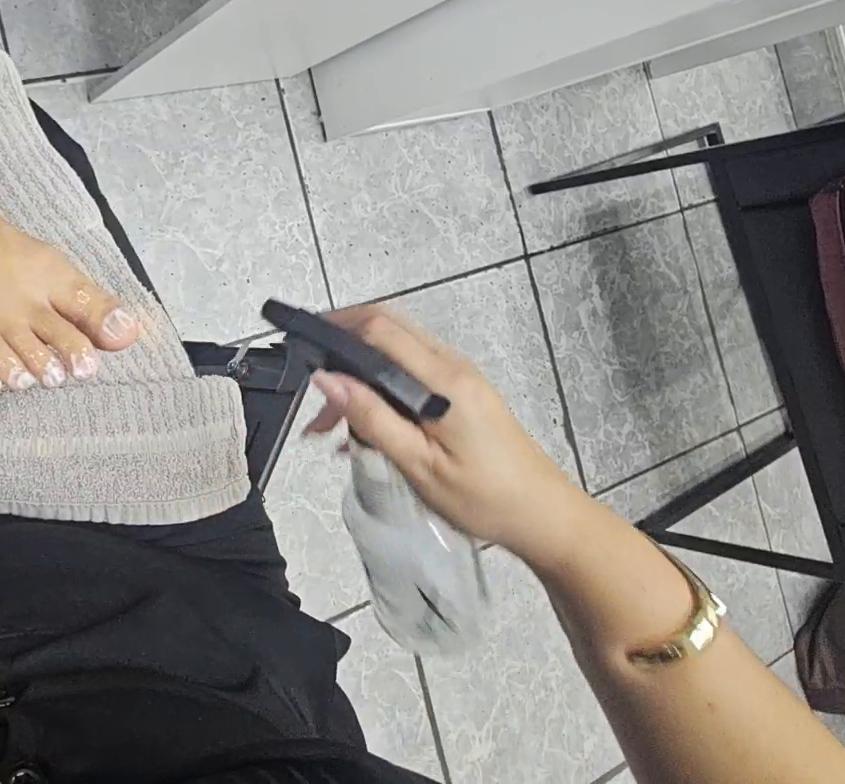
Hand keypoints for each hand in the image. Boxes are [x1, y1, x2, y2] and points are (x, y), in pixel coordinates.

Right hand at [0, 163, 142, 392]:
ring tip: (29, 368)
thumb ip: (85, 300)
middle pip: (62, 351)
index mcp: (43, 274)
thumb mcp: (37, 257)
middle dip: (71, 364)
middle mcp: (15, 303)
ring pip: (24, 372)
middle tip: (67, 368)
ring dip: (32, 375)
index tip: (101, 352)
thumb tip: (133, 333)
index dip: (104, 337)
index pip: (91, 314)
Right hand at [305, 304, 591, 563]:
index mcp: (442, 381)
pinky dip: (375, 385)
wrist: (546, 518)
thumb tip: (325, 378)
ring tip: (325, 422)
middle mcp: (451, 366)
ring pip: (393, 349)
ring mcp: (457, 375)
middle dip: (339, 341)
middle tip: (305, 373)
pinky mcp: (458, 390)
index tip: (299, 344)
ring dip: (354, 370)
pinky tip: (358, 426)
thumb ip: (371, 417)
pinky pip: (407, 370)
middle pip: (385, 326)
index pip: (378, 329)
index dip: (335, 326)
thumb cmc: (484, 498)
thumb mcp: (419, 465)